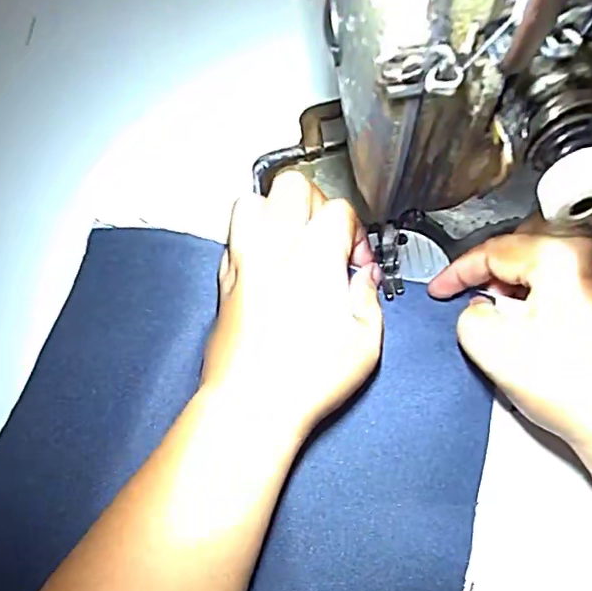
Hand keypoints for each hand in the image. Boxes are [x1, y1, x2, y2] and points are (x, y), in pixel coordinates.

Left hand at [201, 171, 382, 439]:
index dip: (355, 234)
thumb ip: (368, 300)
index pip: (339, 210)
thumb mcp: (364, 343)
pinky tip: (267, 268)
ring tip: (291, 240)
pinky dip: (251, 243)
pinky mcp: (224, 286)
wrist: (251, 404)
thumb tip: (365, 281)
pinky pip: (233, 241)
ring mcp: (243, 264)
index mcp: (315, 254)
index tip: (357, 263)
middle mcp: (274, 248)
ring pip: (252, 201)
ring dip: (275, 212)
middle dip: (316, 204)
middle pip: (293, 186)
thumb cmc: (303, 380)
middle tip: (327, 238)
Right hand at [428, 223, 591, 461]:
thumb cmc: (584, 392)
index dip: (459, 271)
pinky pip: (581, 279)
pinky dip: (555, 295)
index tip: (442, 289)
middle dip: (496, 271)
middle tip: (478, 303)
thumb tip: (478, 309)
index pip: (496, 249)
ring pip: (557, 261)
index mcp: (565, 254)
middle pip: (529, 244)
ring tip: (516, 324)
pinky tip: (549, 333)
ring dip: (526, 284)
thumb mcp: (496, 353)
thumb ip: (470, 319)